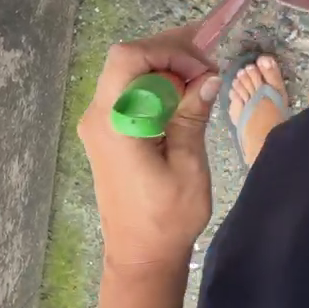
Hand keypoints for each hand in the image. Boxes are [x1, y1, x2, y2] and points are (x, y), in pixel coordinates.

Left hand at [78, 27, 219, 271]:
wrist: (140, 255)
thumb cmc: (167, 218)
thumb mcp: (189, 166)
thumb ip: (192, 117)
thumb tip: (206, 79)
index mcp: (115, 122)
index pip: (130, 58)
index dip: (170, 52)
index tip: (205, 69)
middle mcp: (99, 116)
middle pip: (127, 61)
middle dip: (170, 55)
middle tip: (209, 66)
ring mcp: (100, 125)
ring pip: (128, 75)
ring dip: (166, 71)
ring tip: (203, 79)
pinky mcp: (109, 135)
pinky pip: (130, 96)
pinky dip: (158, 89)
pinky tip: (185, 98)